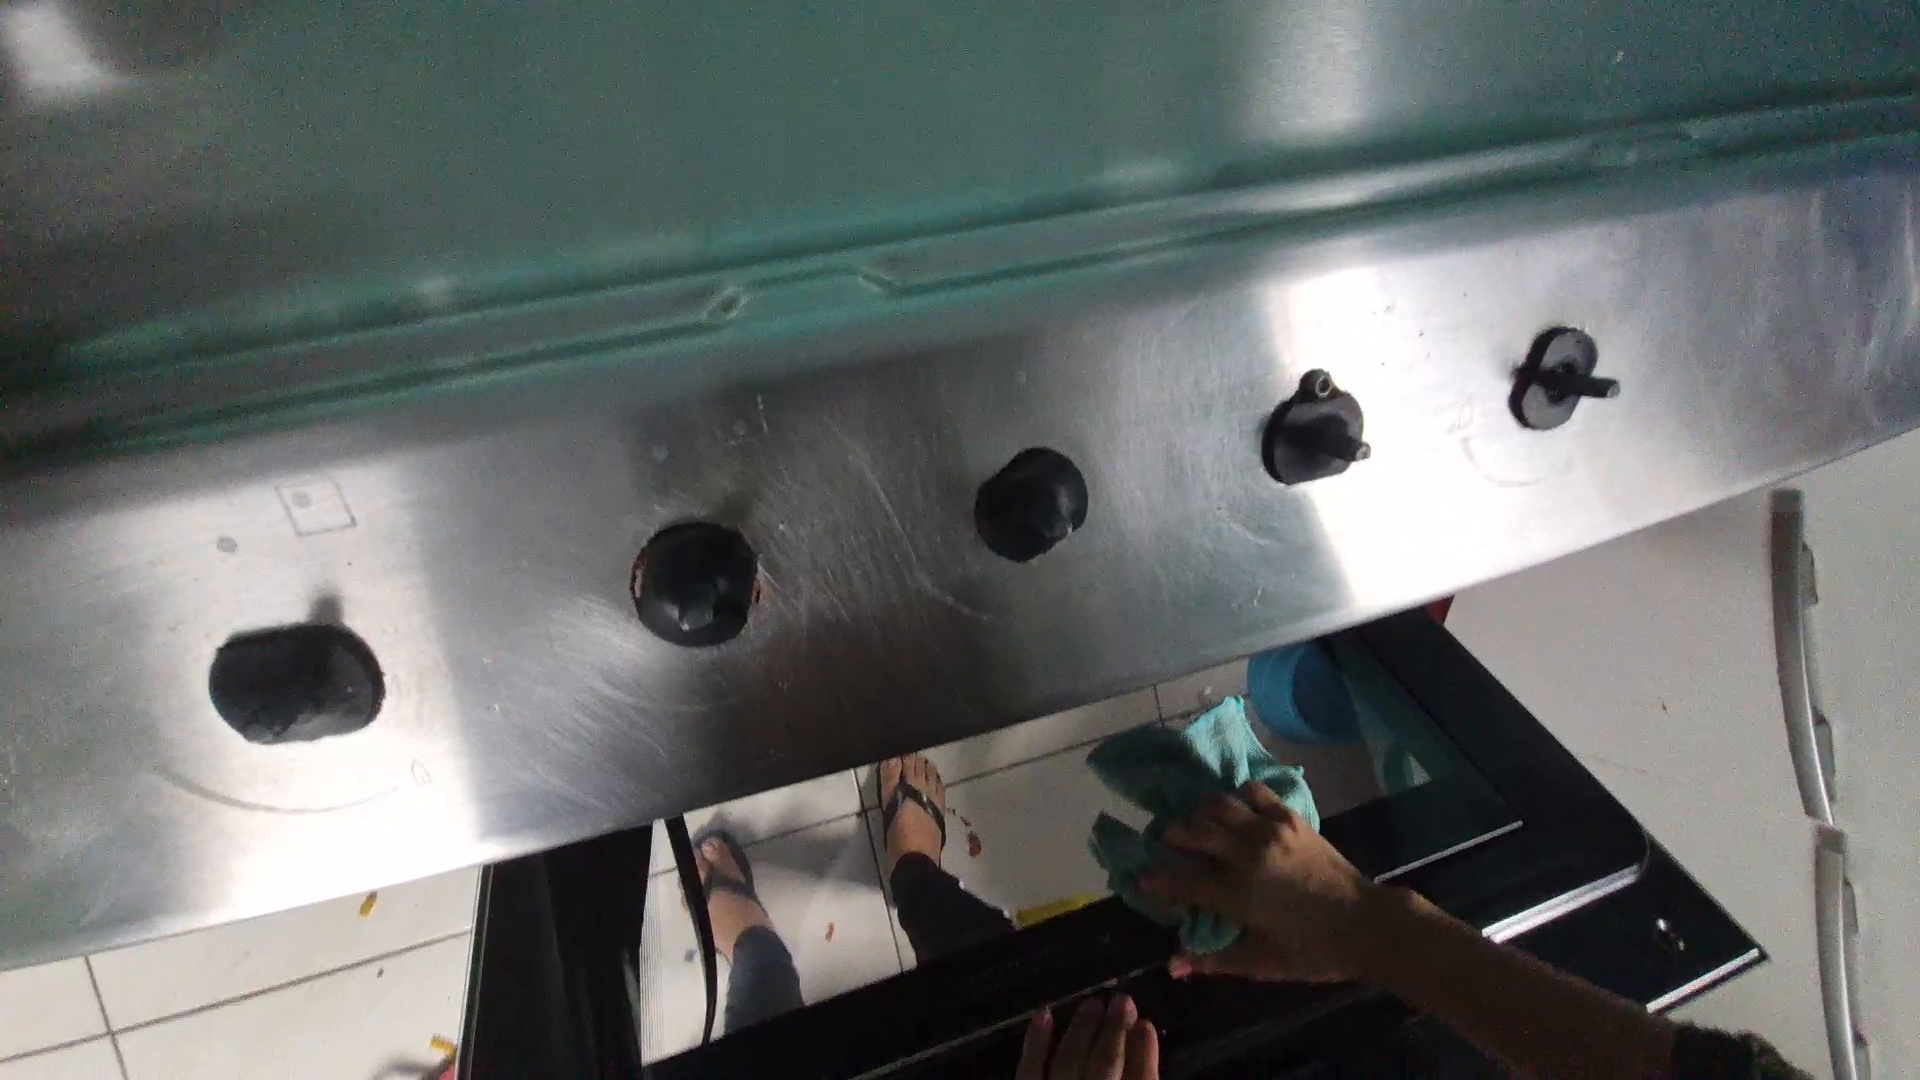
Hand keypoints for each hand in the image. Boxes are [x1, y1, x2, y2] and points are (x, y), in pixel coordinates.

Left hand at [1015, 994, 1158, 1079]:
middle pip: (1105, 1066)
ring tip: (1093, 1002)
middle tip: (1123, 999)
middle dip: (1115, 1031)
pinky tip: (1044, 1013)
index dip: (1145, 1054)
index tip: (1147, 1023)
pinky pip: (1029, 1070)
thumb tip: (1145, 1056)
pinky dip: (1036, 1042)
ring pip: (1069, 1061)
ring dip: (1082, 1029)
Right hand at [1139, 781, 1389, 983]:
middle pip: (1193, 831)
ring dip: (1200, 812)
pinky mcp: (1288, 816)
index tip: (1141, 878)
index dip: (1156, 879)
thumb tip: (1174, 966)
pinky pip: (1252, 792)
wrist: (1368, 924)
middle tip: (1168, 843)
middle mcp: (1247, 855)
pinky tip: (1238, 811)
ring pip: (1217, 804)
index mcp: (1239, 894)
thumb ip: (1216, 960)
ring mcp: (1268, 830)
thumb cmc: (1314, 950)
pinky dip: (1238, 797)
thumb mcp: (1263, 963)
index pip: (1183, 880)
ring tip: (1199, 823)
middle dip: (1172, 836)